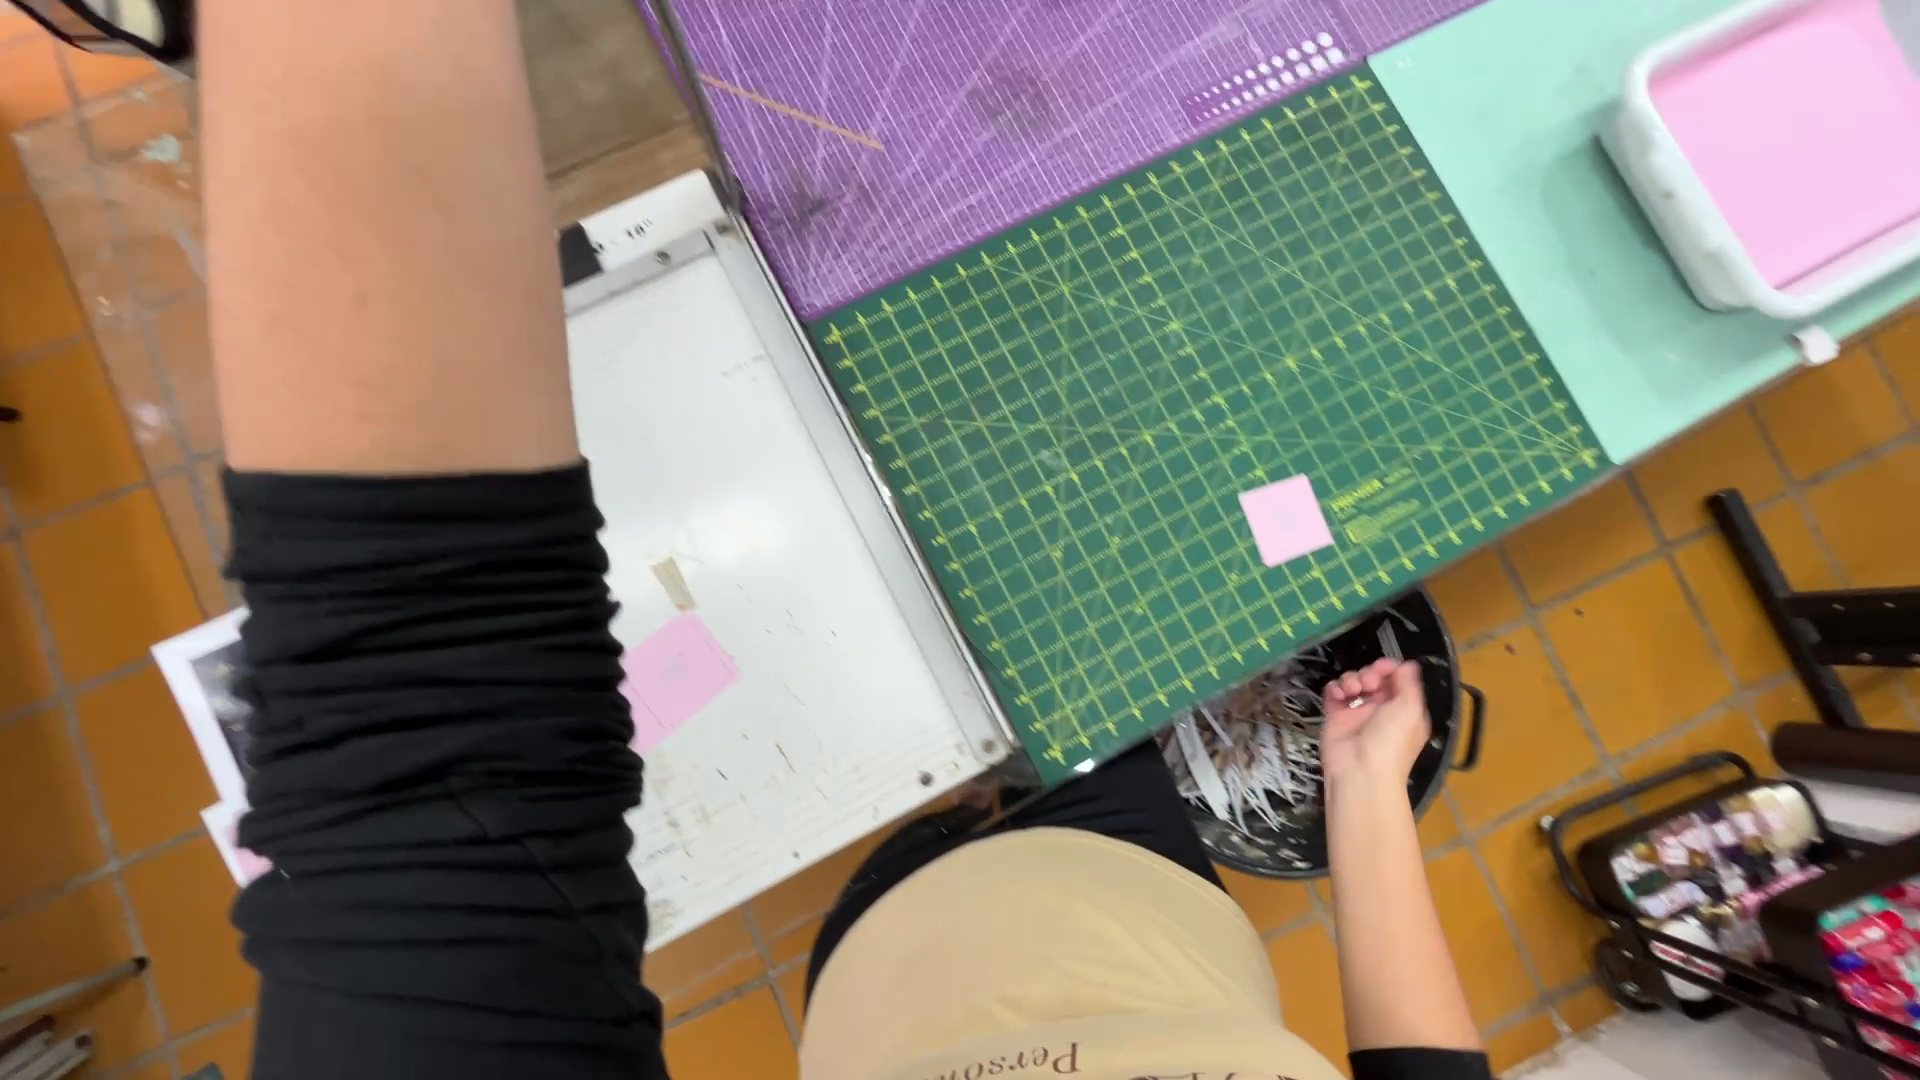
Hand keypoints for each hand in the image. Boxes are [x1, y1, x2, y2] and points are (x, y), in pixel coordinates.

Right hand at [1320, 658, 1428, 786]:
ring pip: (1352, 682)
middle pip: (1374, 678)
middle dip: (1369, 673)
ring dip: (1351, 679)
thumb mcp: (1410, 710)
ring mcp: (1357, 712)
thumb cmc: (1392, 740)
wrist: (1360, 770)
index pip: (1397, 680)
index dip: (1390, 669)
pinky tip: (1338, 694)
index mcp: (1403, 709)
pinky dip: (1334, 688)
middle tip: (1367, 684)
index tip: (1383, 666)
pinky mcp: (1335, 716)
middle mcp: (1381, 709)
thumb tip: (1407, 664)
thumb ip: (1409, 684)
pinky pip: (1333, 693)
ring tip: (1352, 690)